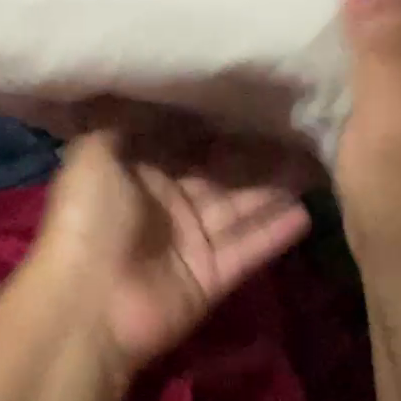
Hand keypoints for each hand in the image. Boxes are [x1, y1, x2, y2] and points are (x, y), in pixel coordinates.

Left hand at [29, 108, 314, 375]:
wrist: (87, 301)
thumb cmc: (88, 216)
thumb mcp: (93, 152)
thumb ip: (125, 124)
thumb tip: (154, 99)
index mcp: (135, 170)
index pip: (183, 143)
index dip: (215, 126)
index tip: (250, 102)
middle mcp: (165, 201)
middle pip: (218, 174)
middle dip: (252, 156)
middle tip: (296, 131)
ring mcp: (188, 241)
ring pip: (239, 208)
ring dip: (272, 189)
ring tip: (313, 164)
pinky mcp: (210, 277)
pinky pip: (247, 249)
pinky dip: (274, 233)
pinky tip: (307, 211)